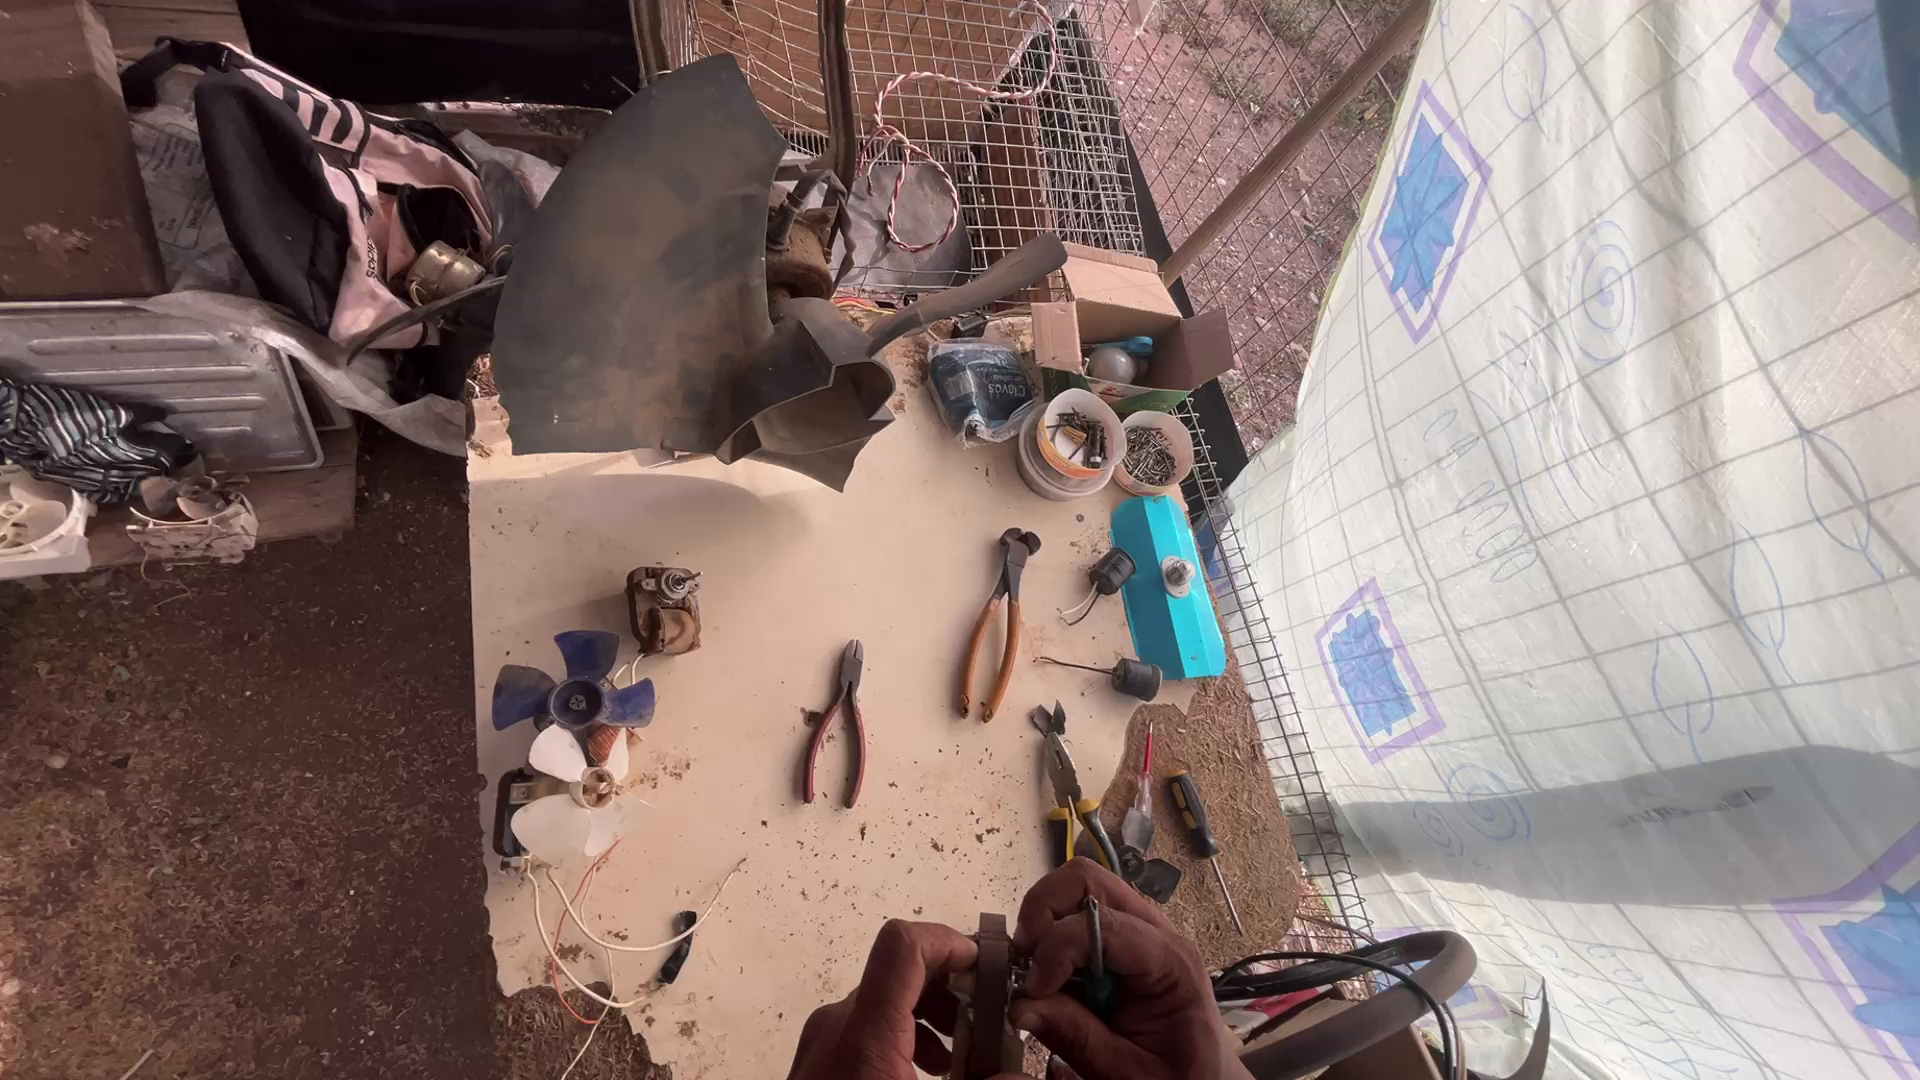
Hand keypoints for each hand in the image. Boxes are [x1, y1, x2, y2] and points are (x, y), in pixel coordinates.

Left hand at [787, 919, 978, 1079]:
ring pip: (883, 998)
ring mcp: (819, 1043)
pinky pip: (864, 1025)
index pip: (902, 945)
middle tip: (984, 1016)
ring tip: (960, 1053)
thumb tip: (1019, 1073)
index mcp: (864, 1034)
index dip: (946, 940)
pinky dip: (902, 1032)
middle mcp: (836, 1025)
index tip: (981, 964)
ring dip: (928, 1011)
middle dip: (949, 983)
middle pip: (899, 970)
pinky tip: (925, 1070)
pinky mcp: (815, 1062)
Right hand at [1009, 859, 1252, 1079]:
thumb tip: (1019, 1005)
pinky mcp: (1122, 932)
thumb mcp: (1128, 1075)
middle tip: (1025, 960)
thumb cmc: (1177, 1079)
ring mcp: (1138, 924)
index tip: (1032, 990)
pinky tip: (1052, 972)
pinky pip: (1077, 908)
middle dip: (1043, 911)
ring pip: (1077, 885)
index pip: (1101, 922)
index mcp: (1169, 961)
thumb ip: (1076, 1038)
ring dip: (1045, 918)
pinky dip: (1052, 929)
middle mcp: (1155, 928)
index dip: (1057, 948)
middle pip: (1085, 879)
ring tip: (1037, 969)